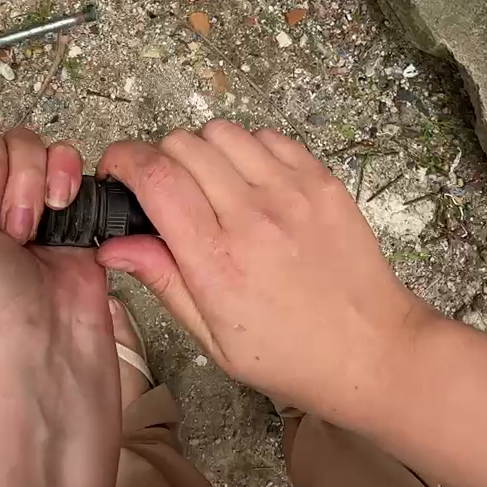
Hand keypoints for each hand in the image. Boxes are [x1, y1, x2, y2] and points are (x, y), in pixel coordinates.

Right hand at [95, 120, 435, 421]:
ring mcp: (292, 192)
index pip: (156, 178)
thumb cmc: (290, 354)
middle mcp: (253, 217)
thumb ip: (162, 279)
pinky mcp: (320, 179)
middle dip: (158, 157)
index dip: (123, 159)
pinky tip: (252, 181)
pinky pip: (267, 136)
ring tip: (210, 183)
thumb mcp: (212, 337)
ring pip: (221, 132)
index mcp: (218, 262)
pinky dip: (247, 149)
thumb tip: (113, 245)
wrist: (373, 351)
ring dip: (202, 150)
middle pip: (182, 145)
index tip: (115, 168)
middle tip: (164, 187)